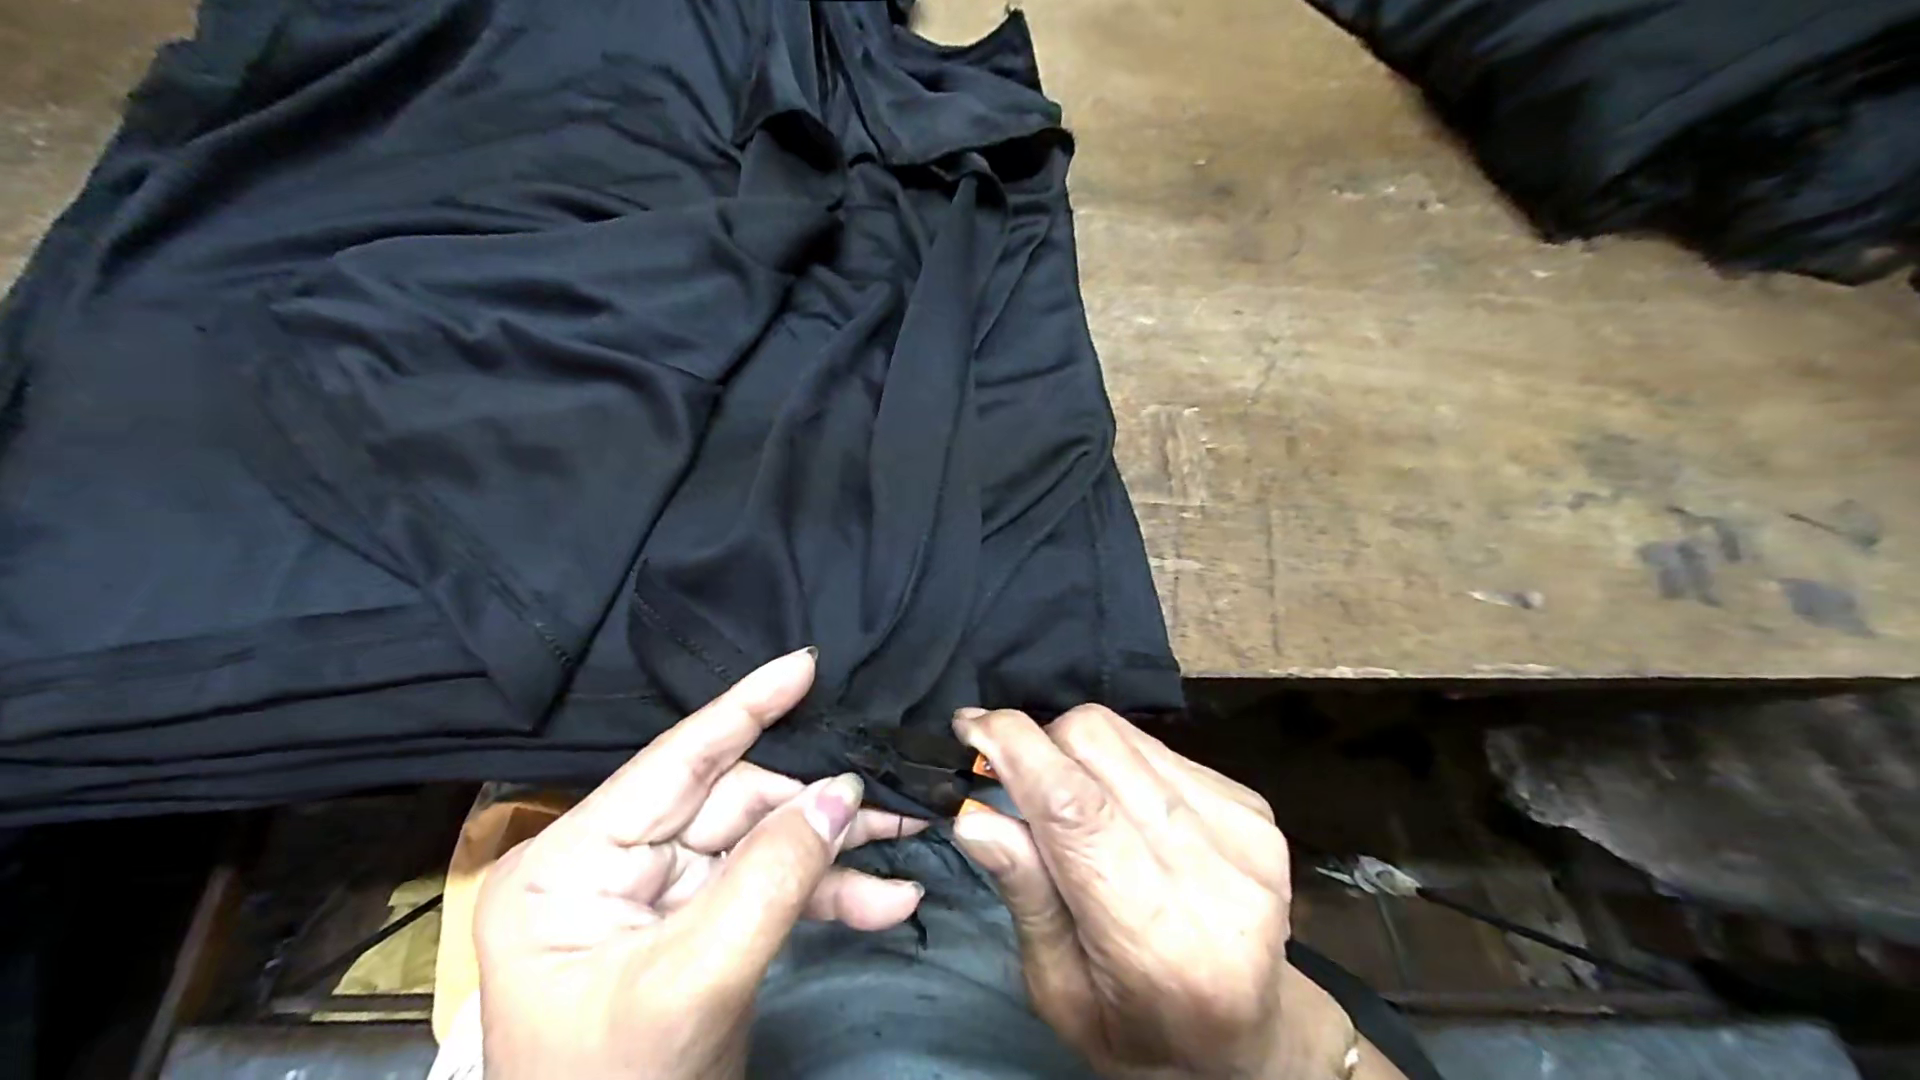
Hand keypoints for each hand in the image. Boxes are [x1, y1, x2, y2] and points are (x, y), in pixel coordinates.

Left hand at [471, 648, 927, 1079]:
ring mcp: (660, 896)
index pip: (675, 762)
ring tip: (906, 840)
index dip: (746, 708)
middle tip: (889, 792)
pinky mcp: (699, 927)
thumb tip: (844, 789)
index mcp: (572, 863)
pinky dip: (828, 893)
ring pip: (763, 843)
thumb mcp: (696, 982)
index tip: (806, 664)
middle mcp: (613, 864)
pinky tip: (885, 902)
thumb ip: (774, 874)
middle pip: (734, 803)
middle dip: (815, 801)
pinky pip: (770, 889)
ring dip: (836, 848)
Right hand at [950, 704, 1329, 1079]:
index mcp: (1158, 941)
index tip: (969, 726)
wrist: (1253, 1036)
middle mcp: (1214, 874)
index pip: (1075, 809)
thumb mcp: (1060, 992)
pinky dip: (1115, 760)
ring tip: (1069, 796)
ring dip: (1075, 748)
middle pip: (1098, 745)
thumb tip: (974, 817)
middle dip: (1038, 741)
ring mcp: (1243, 831)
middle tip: (1015, 776)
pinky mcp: (1254, 806)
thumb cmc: (1140, 1029)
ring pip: (1124, 733)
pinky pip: (1154, 745)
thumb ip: (1025, 895)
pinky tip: (1118, 804)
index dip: (1016, 750)